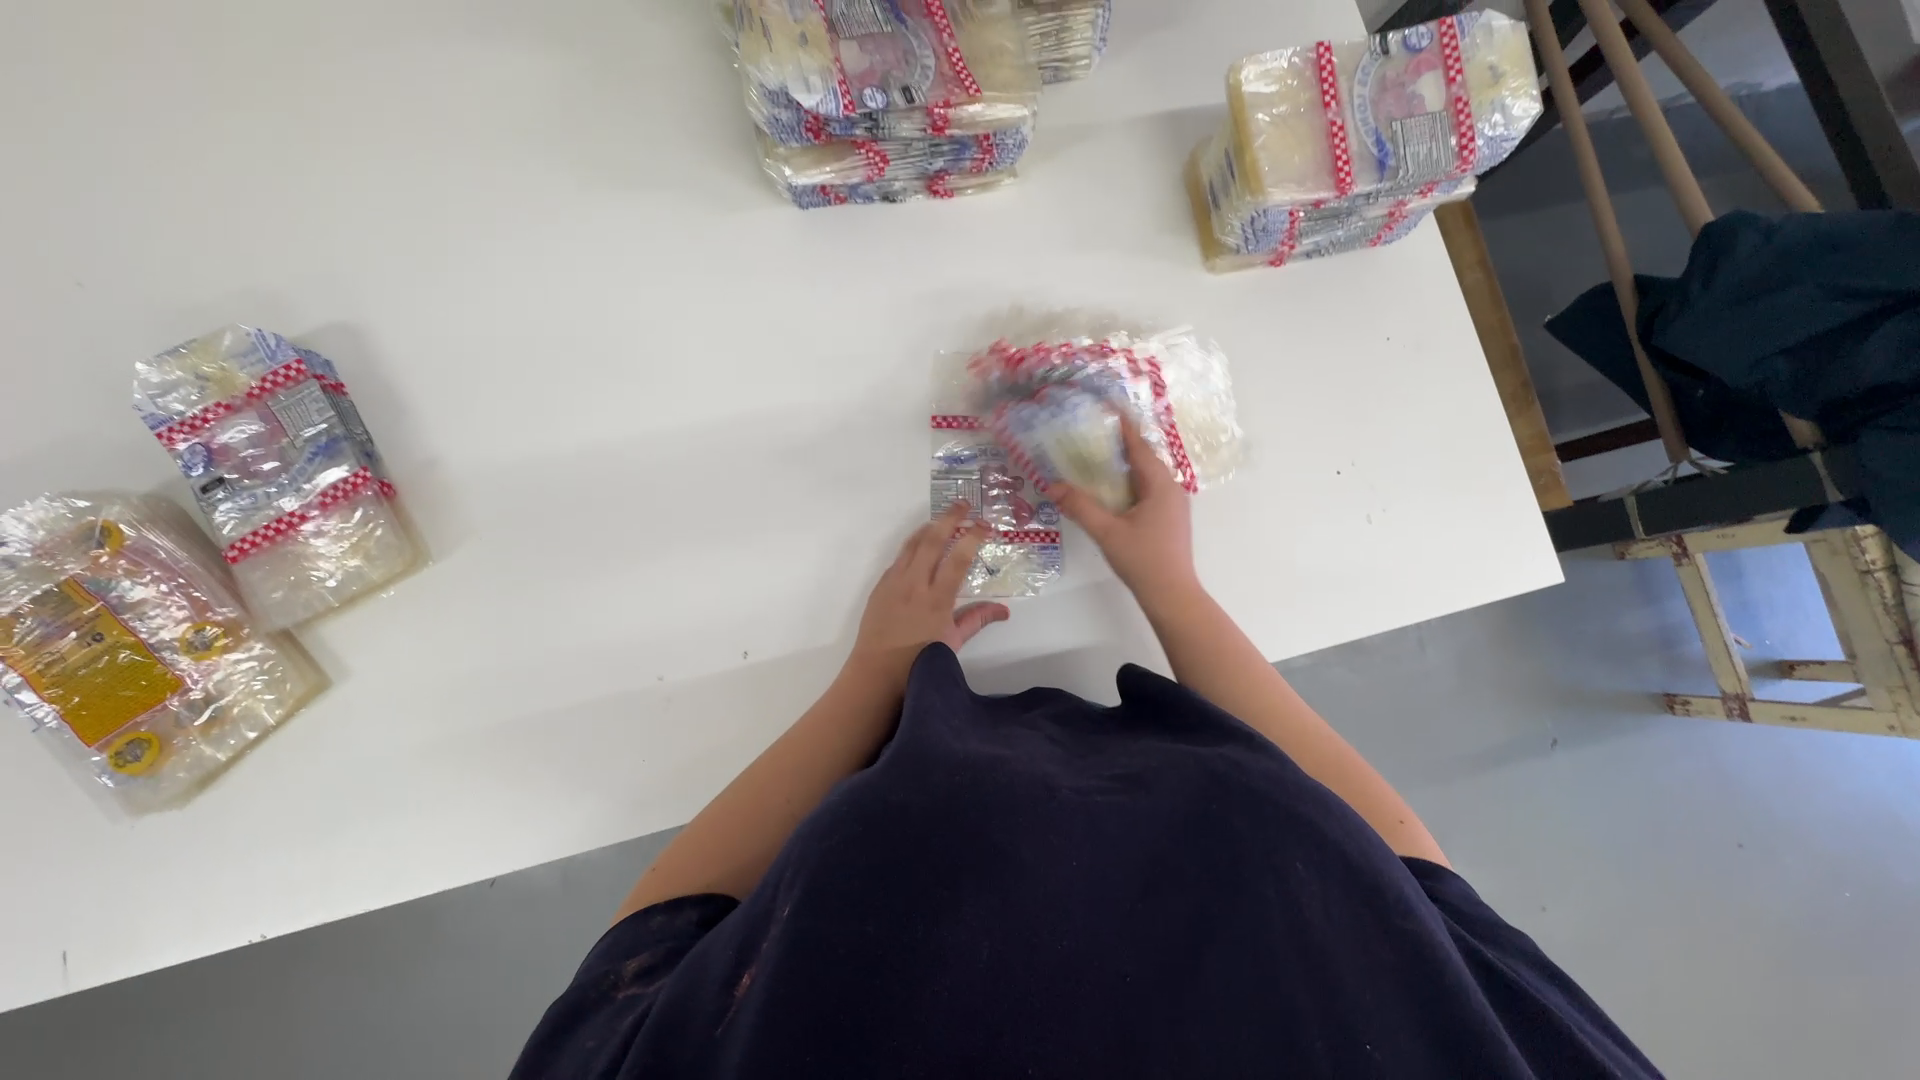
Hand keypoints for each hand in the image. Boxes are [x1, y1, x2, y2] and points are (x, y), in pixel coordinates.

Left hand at [846, 502, 1009, 685]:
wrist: (876, 672)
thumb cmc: (919, 662)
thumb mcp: (953, 643)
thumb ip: (977, 620)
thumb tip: (1004, 610)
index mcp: (937, 600)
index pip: (958, 558)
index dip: (972, 537)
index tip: (985, 525)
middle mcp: (915, 585)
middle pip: (932, 541)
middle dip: (949, 519)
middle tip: (963, 504)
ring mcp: (894, 583)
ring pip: (912, 545)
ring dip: (928, 527)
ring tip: (942, 518)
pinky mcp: (880, 586)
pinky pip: (899, 559)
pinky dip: (913, 546)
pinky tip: (920, 545)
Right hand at [1053, 416, 1201, 610]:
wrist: (1172, 595)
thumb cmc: (1143, 561)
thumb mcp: (1107, 532)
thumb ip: (1080, 507)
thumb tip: (1052, 486)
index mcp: (1160, 484)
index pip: (1139, 444)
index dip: (1121, 424)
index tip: (1104, 406)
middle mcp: (1171, 488)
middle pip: (1143, 456)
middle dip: (1118, 442)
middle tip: (1090, 430)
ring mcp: (1172, 504)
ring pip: (1145, 474)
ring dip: (1122, 464)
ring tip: (1094, 454)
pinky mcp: (1168, 518)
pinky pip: (1146, 489)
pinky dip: (1127, 482)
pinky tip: (1109, 488)